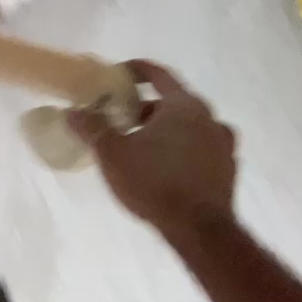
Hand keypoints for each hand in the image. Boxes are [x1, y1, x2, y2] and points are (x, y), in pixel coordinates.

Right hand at [67, 60, 237, 240]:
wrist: (200, 231)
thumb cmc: (154, 181)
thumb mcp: (111, 151)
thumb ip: (91, 126)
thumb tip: (73, 111)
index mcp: (184, 107)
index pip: (159, 75)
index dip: (136, 70)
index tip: (116, 73)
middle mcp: (210, 120)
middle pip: (174, 102)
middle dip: (145, 106)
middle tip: (120, 117)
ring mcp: (224, 146)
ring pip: (190, 126)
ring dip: (166, 128)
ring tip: (141, 142)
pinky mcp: (228, 171)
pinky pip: (201, 148)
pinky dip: (182, 148)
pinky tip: (163, 165)